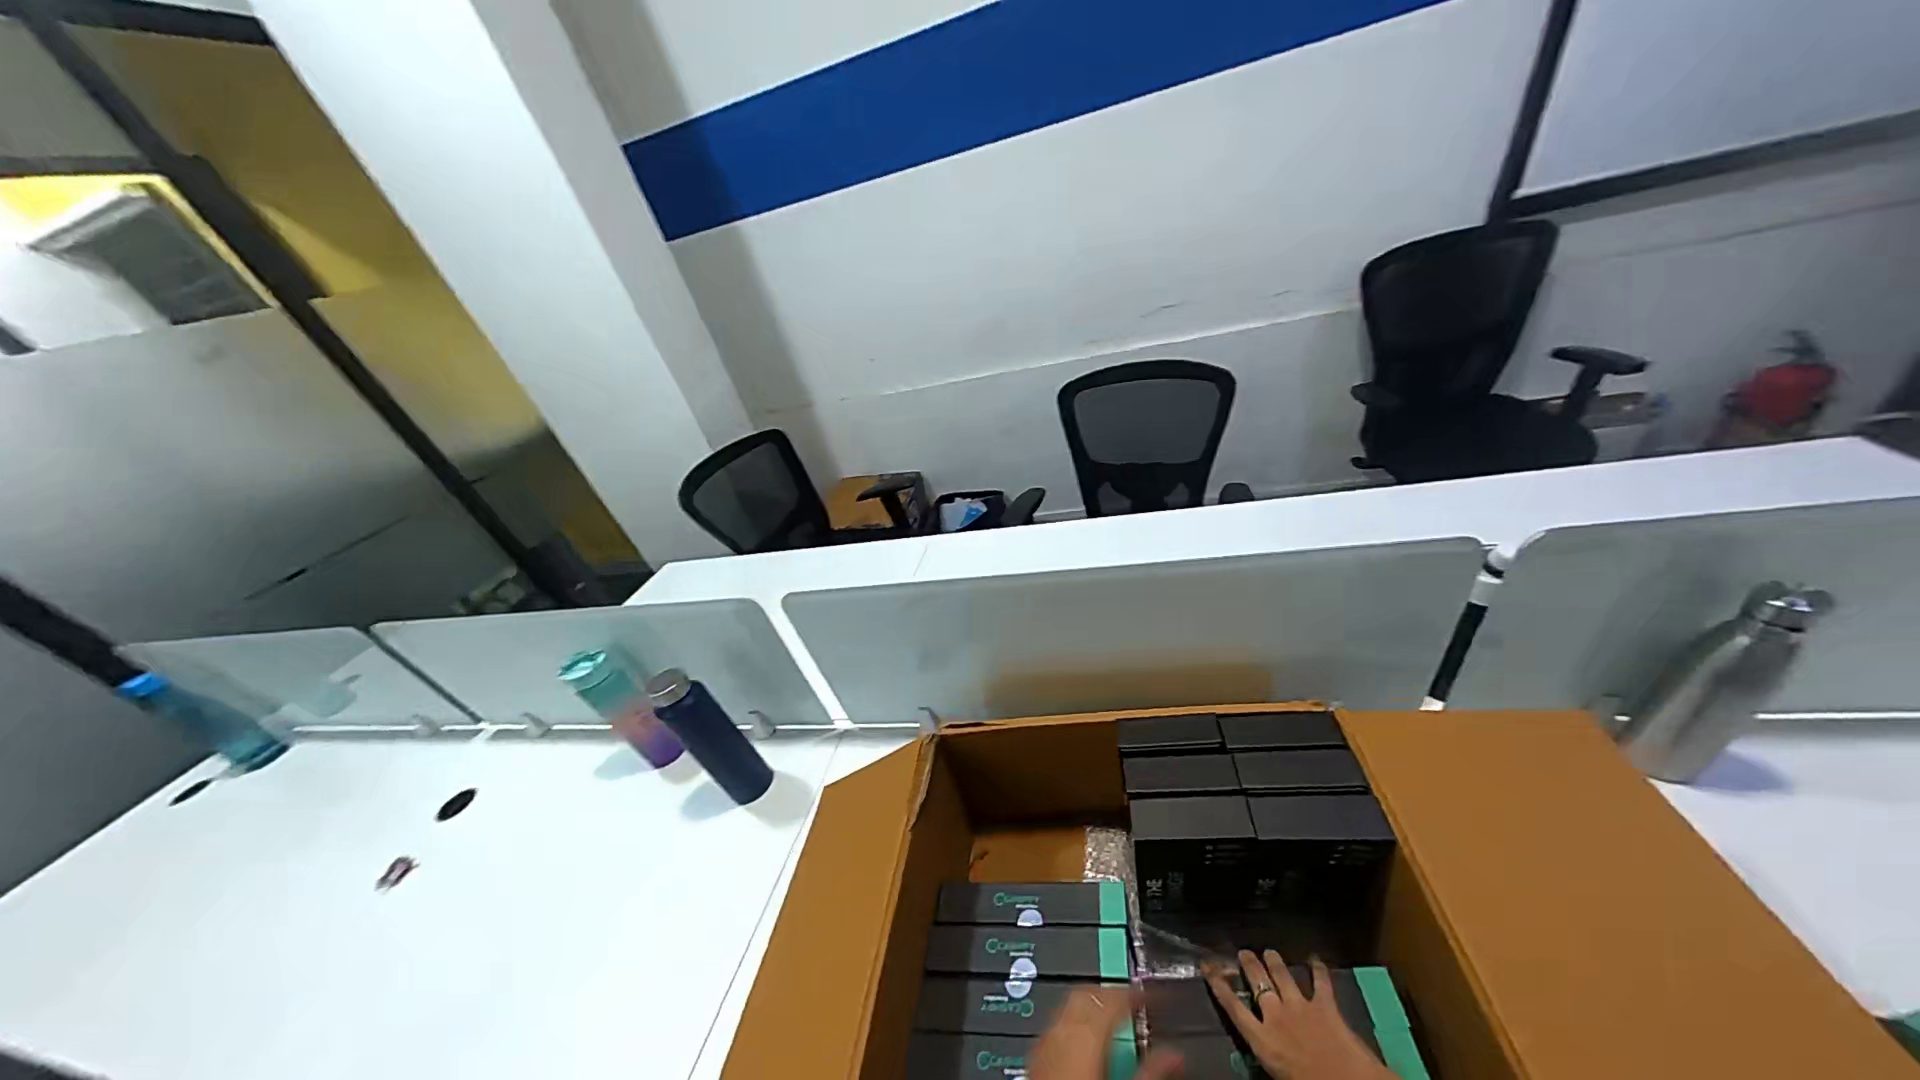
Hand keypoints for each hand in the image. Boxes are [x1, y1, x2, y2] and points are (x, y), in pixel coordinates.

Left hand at [1030, 986, 1182, 1079]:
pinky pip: (1057, 1027)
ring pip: (1070, 1007)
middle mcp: (1060, 1032)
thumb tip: (1175, 1056)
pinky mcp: (1035, 1060)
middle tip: (1137, 1003)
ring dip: (1093, 1007)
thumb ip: (1151, 1072)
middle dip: (1112, 993)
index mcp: (1085, 1035)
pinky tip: (1089, 1046)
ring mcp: (1044, 1045)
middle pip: (1087, 993)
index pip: (1115, 996)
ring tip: (1118, 1023)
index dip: (1138, 993)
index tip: (1156, 994)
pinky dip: (1076, 1026)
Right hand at [1206, 950, 1397, 1079]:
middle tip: (1243, 952)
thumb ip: (1269, 1056)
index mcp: (1262, 1039)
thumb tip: (1263, 1048)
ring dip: (1275, 962)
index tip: (1209, 967)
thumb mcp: (1278, 1075)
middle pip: (1257, 983)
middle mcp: (1276, 1017)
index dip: (1219, 985)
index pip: (1233, 1007)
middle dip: (1249, 965)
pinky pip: (1320, 983)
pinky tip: (1315, 959)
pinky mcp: (1325, 1007)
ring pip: (1282, 976)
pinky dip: (1318, 970)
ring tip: (1270, 952)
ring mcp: (1300, 1008)